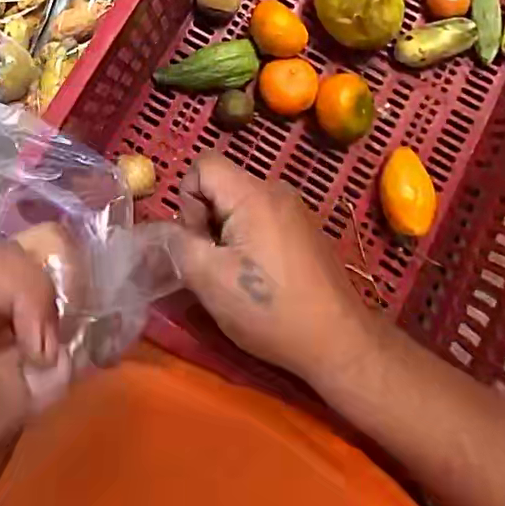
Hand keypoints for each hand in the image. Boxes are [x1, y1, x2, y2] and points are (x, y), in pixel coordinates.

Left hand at [0, 241, 72, 505]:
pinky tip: (98, 357)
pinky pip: (61, 337)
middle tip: (87, 332)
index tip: (46, 348)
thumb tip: (64, 362)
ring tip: (100, 343)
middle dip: (65, 289)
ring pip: (53, 297)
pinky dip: (85, 340)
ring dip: (82, 312)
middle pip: (31, 266)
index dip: (28, 291)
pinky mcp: (22, 367)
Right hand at [168, 152, 382, 388]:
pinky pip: (261, 216)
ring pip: (239, 202)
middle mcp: (276, 189)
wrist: (339, 341)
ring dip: (226, 232)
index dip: (187, 198)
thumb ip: (178, 246)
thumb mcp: (210, 281)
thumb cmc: (270, 309)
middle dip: (206, 219)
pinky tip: (261, 276)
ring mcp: (294, 208)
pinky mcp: (303, 227)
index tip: (199, 241)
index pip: (203, 164)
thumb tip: (165, 230)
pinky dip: (248, 238)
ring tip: (237, 274)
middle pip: (222, 183)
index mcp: (253, 194)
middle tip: (215, 264)